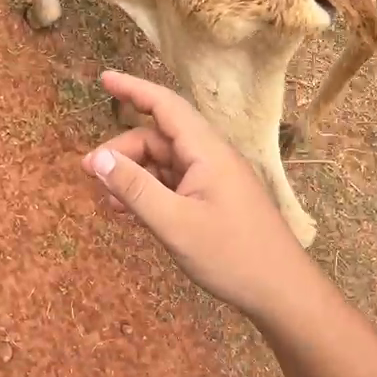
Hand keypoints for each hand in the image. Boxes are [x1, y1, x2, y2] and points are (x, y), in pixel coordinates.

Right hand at [81, 70, 319, 317]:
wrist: (287, 298)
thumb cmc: (233, 257)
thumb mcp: (174, 224)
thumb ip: (134, 188)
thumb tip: (97, 157)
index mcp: (207, 151)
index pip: (165, 104)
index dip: (133, 88)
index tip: (103, 78)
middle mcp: (211, 157)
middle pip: (157, 138)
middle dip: (121, 151)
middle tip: (90, 172)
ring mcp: (214, 180)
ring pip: (163, 162)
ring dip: (133, 175)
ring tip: (108, 200)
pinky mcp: (215, 201)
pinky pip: (173, 183)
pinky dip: (149, 191)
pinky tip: (130, 212)